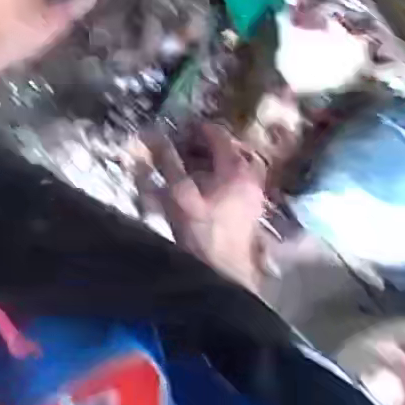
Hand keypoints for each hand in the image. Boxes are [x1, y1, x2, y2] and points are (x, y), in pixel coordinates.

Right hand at [163, 125, 268, 290]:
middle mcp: (251, 178)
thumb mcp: (179, 193)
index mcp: (236, 169)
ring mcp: (253, 196)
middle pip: (230, 148)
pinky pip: (236, 182)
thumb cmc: (202, 232)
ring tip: (188, 164)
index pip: (218, 134)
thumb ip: (166, 161)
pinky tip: (199, 186)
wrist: (224, 276)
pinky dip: (218, 176)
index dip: (195, 128)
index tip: (176, 128)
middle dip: (205, 143)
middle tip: (182, 145)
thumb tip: (152, 132)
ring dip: (212, 160)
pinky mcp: (249, 211)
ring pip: (234, 165)